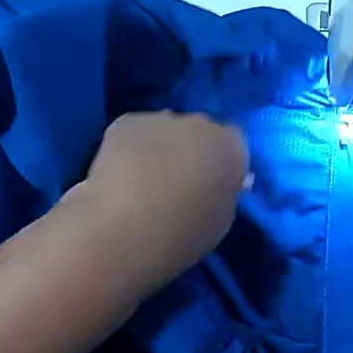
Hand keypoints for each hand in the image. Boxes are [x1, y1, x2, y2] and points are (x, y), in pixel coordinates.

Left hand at [66, 111, 248, 293]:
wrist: (128, 228)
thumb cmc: (184, 234)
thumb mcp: (220, 220)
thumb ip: (222, 192)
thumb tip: (215, 182)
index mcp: (232, 146)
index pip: (232, 146)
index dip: (219, 165)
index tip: (208, 187)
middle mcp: (200, 122)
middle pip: (199, 132)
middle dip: (190, 150)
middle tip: (175, 183)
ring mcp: (161, 119)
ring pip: (165, 130)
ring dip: (160, 147)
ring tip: (142, 182)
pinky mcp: (126, 122)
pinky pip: (133, 133)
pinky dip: (128, 148)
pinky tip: (119, 174)